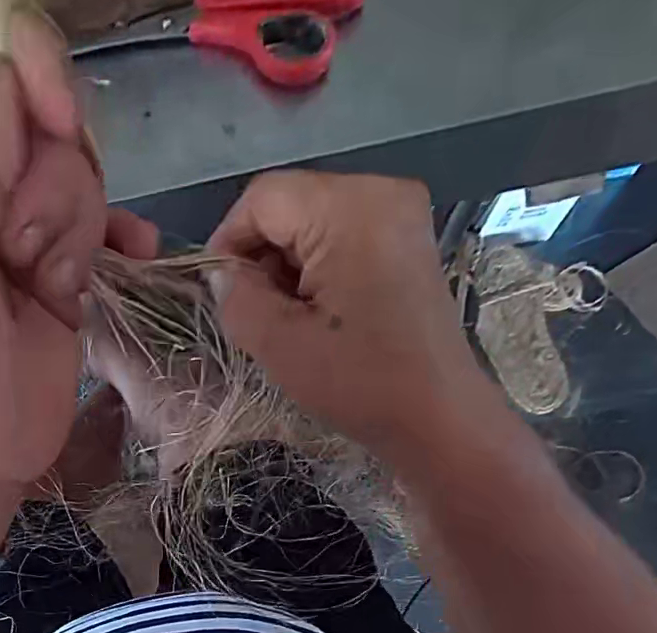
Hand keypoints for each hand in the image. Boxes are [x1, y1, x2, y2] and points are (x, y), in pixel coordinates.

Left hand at [0, 2, 106, 553]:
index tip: (39, 97)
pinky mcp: (60, 271)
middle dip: (43, 166)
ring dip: (69, 220)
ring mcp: (15, 232)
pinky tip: (124, 255)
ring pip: (69, 169)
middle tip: (26, 240)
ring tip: (45, 282)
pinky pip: (102, 219)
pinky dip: (115, 234)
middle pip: (25, 113)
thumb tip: (5, 83)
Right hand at [206, 171, 486, 456]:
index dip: (228, 241)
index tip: (218, 292)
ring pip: (313, 222)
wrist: (438, 416)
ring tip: (287, 320)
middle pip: (290, 205)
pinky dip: (316, 269)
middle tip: (254, 313)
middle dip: (261, 257)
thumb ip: (236, 297)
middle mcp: (381, 192)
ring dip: (286, 267)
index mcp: (350, 208)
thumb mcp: (280, 344)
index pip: (263, 197)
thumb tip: (223, 275)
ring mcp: (401, 214)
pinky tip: (316, 313)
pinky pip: (341, 237)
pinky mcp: (407, 241)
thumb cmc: (359, 381)